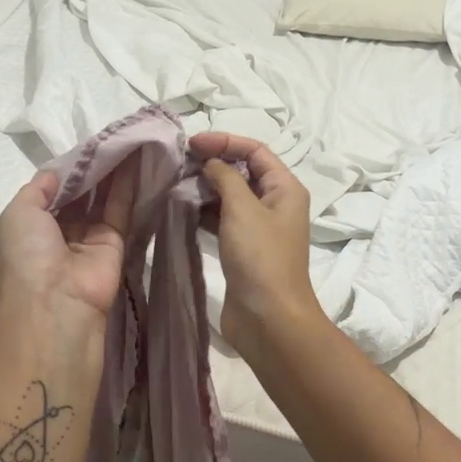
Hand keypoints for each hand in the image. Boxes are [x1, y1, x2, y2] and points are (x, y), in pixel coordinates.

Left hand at [0, 156, 136, 329]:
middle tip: (110, 136)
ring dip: (112, 171)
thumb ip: (38, 189)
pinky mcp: (115, 242)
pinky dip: (128, 184)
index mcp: (30, 229)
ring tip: (126, 139)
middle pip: (79, 193)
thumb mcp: (17, 214)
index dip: (66, 170)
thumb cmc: (26, 257)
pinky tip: (135, 158)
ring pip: (101, 198)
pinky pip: (121, 208)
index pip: (51, 193)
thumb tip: (56, 171)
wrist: (56, 305)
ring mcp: (88, 238)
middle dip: (92, 167)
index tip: (83, 145)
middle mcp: (59, 233)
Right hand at [190, 133, 319, 352]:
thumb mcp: (242, 209)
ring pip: (231, 196)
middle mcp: (276, 203)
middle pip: (243, 171)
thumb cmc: (260, 258)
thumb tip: (211, 162)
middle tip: (178, 164)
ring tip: (175, 184)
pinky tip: (181, 210)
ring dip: (206, 188)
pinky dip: (204, 212)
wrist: (269, 319)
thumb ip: (225, 177)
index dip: (225, 141)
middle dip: (213, 163)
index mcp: (285, 188)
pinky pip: (223, 220)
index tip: (192, 144)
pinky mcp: (245, 250)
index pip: (255, 150)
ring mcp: (261, 228)